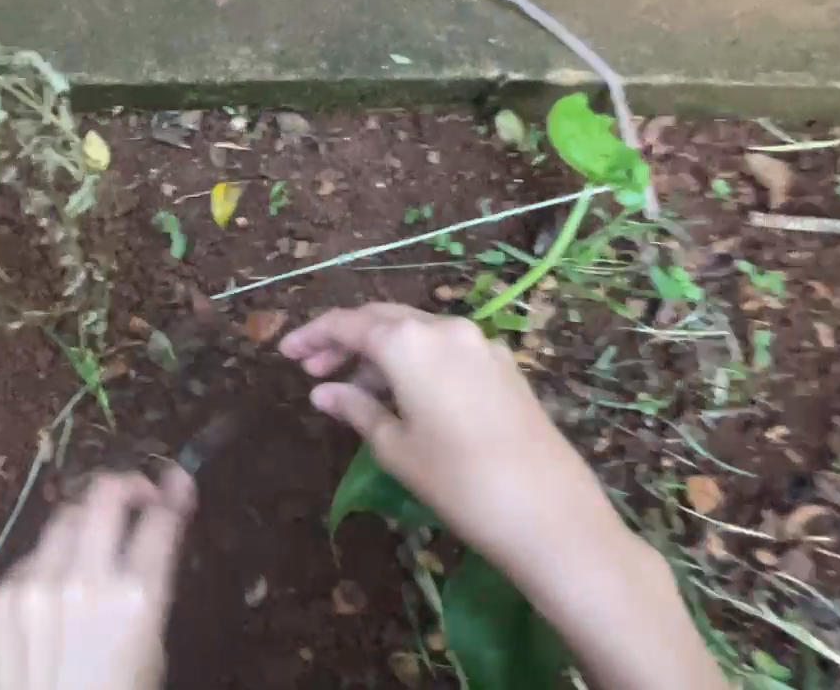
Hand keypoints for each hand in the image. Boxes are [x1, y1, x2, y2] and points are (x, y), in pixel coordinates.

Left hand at [0, 468, 196, 689]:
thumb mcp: (154, 651)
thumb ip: (153, 583)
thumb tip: (160, 530)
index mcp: (132, 600)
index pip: (158, 521)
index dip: (174, 492)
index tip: (179, 480)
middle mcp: (81, 582)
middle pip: (102, 496)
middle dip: (126, 486)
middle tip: (140, 494)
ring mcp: (34, 587)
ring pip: (64, 517)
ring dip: (87, 519)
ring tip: (101, 536)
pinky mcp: (2, 599)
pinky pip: (33, 555)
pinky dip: (52, 557)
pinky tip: (62, 579)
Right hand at [280, 302, 615, 571]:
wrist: (554, 519)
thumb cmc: (459, 482)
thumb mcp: (394, 447)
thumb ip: (354, 408)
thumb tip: (321, 392)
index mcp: (408, 341)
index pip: (346, 324)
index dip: (311, 335)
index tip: (285, 352)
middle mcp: (443, 328)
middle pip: (380, 319)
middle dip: (342, 340)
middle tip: (312, 368)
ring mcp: (479, 344)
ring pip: (412, 331)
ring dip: (377, 350)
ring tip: (351, 386)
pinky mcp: (503, 365)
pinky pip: (442, 347)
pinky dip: (411, 359)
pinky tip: (401, 392)